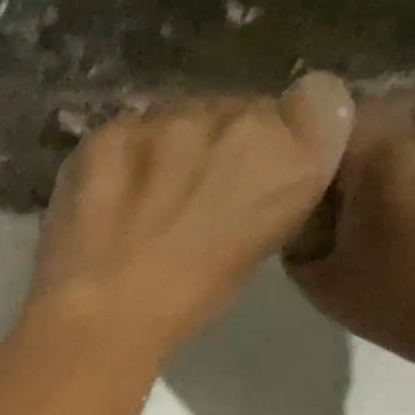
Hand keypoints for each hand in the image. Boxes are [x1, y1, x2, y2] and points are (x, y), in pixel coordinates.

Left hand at [27, 72, 354, 356]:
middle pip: (235, 110)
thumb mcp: (253, 250)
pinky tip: (102, 198)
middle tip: (183, 194)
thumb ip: (263, 194)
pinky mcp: (113, 130)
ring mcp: (173, 119)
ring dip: (164, 147)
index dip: (278, 132)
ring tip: (138, 200)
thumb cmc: (185, 303)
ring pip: (177, 115)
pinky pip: (123, 133)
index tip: (250, 166)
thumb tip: (242, 180)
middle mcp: (244, 122)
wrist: (103, 312)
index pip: (312, 103)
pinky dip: (116, 159)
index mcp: (295, 159)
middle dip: (214, 143)